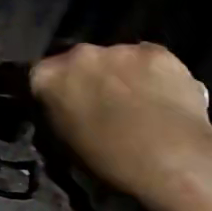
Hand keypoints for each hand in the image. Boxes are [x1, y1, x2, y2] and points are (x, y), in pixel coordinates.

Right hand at [30, 43, 211, 204]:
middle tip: (99, 104)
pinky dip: (151, 74)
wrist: (173, 160)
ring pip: (114, 59)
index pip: (37, 76)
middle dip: (85, 78)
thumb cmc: (107, 161)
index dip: (51, 92)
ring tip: (137, 103)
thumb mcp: (62, 143)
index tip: (60, 106)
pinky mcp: (157, 51)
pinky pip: (147, 60)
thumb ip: (55, 115)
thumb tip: (59, 110)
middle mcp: (78, 53)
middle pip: (76, 61)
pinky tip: (162, 97)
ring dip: (119, 75)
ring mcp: (119, 49)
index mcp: (46, 76)